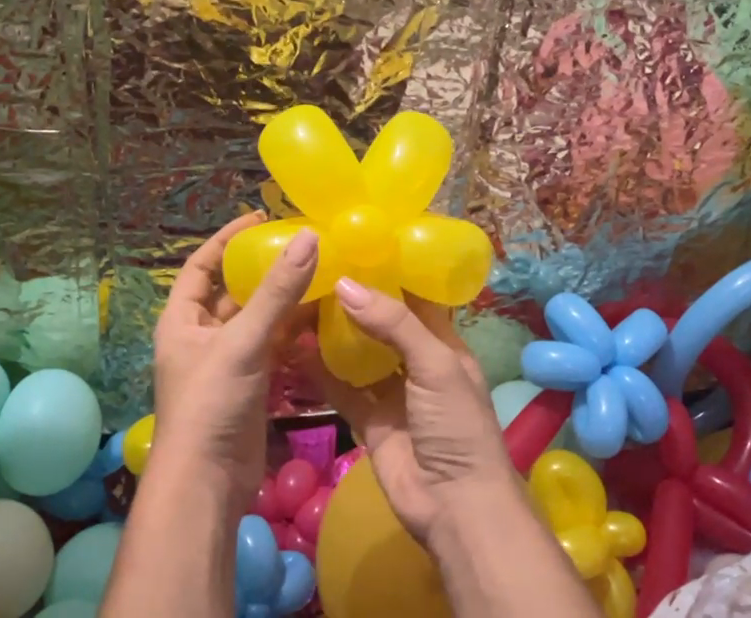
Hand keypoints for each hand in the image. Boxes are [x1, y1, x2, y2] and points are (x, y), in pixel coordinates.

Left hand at [151, 214, 318, 504]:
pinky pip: (274, 348)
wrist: (207, 484)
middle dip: (264, 269)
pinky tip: (323, 319)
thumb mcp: (242, 342)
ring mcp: (227, 363)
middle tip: (304, 245)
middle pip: (234, 291)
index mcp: (182, 319)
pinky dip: (295, 334)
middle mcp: (201, 336)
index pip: (202, 265)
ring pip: (259, 321)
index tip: (260, 217)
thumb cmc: (210, 404)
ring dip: (285, 301)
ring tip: (322, 274)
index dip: (226, 238)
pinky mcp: (251, 386)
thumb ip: (277, 292)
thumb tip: (308, 237)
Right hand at [314, 276, 515, 542]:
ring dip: (333, 331)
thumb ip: (393, 323)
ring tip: (300, 297)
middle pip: (381, 322)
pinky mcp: (366, 419)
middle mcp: (416, 362)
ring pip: (357, 352)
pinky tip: (293, 345)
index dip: (389, 272)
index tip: (355, 244)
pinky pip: (340, 387)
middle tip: (317, 267)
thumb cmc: (457, 425)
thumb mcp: (435, 364)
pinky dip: (318, 369)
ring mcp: (390, 392)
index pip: (415, 297)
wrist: (454, 505)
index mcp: (443, 344)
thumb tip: (345, 284)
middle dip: (354, 299)